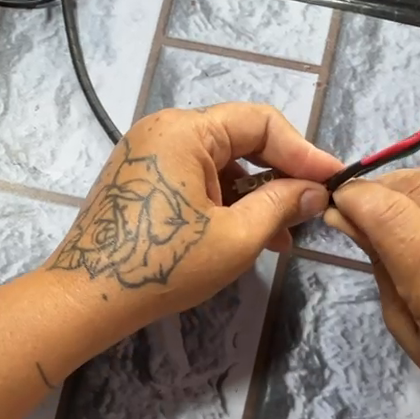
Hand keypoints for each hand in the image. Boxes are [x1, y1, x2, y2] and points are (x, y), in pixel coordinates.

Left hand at [45, 103, 341, 333]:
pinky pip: (192, 179)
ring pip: (217, 164)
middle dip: (278, 175)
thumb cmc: (162, 265)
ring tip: (280, 236)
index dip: (303, 151)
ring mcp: (145, 155)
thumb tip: (315, 190)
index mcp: (185, 130)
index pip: (260, 122)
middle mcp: (162, 130)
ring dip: (251, 194)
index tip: (333, 180)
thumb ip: (281, 204)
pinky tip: (244, 233)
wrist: (86, 296)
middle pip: (238, 140)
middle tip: (309, 210)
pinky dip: (221, 202)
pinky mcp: (138, 180)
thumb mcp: (236, 237)